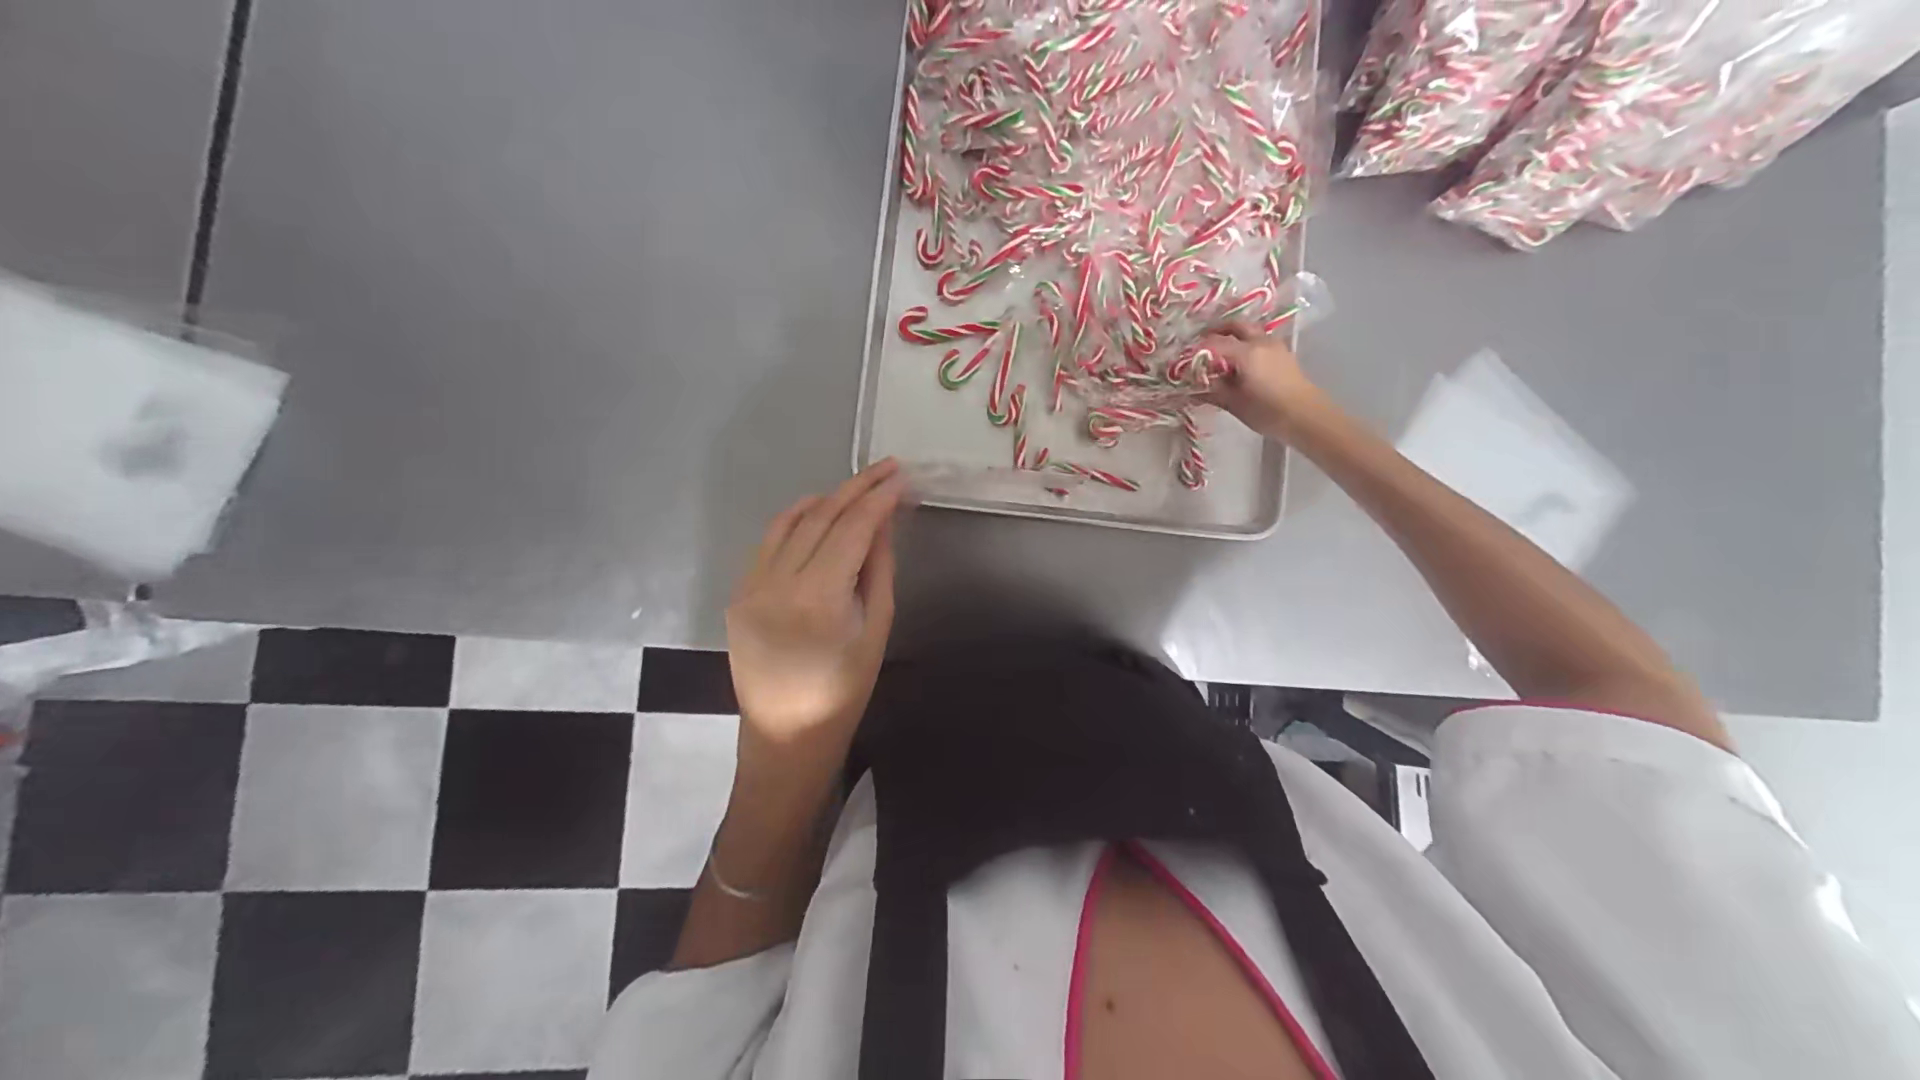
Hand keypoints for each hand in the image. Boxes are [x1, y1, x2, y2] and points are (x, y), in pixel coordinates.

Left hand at [726, 459, 905, 773]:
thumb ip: (877, 570)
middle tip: (886, 468)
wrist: (786, 735)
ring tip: (858, 486)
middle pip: (821, 516)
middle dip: (856, 488)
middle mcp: (778, 582)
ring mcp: (751, 585)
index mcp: (818, 598)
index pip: (852, 529)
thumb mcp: (875, 631)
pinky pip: (769, 542)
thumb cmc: (843, 693)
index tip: (900, 478)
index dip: (878, 499)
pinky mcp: (739, 592)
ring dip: (827, 498)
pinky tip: (818, 511)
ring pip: (791, 522)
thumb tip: (883, 524)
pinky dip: (796, 520)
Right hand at [1199, 320, 1323, 439]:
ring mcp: (1274, 346)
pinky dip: (1245, 345)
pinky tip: (1238, 363)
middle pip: (1235, 326)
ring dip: (1233, 337)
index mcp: (1246, 352)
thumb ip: (1213, 390)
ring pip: (1249, 332)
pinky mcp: (1283, 354)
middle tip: (1202, 346)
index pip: (1214, 343)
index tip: (1185, 361)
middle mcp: (1260, 342)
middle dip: (1216, 332)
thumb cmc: (1267, 411)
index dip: (1197, 351)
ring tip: (1219, 355)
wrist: (1306, 416)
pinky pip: (1259, 341)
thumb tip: (1192, 387)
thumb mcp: (1234, 403)